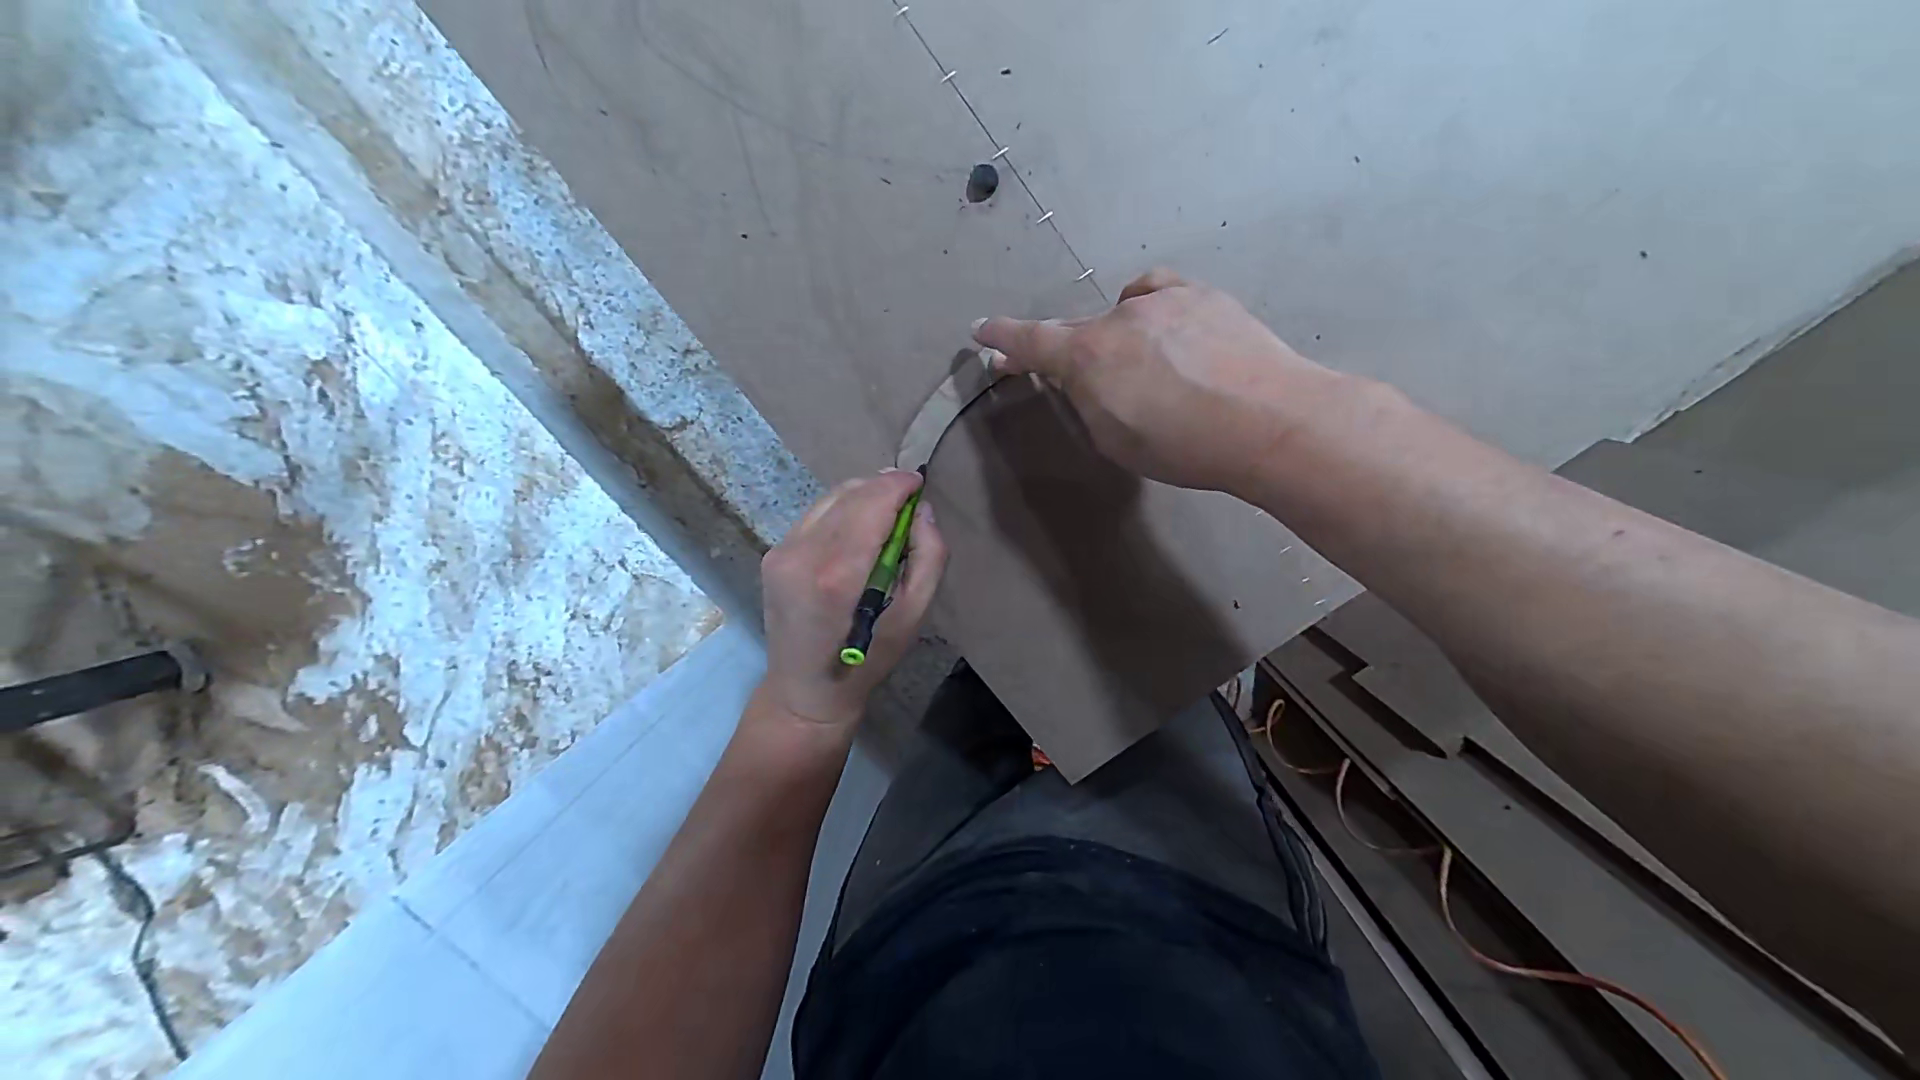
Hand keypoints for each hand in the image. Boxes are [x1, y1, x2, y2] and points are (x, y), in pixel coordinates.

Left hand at [757, 470, 948, 731]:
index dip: (899, 485)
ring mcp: (781, 552)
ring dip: (862, 495)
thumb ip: (928, 558)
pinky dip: (841, 511)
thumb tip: (922, 512)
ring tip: (885, 510)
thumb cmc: (868, 660)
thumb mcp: (914, 616)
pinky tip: (856, 528)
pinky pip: (814, 515)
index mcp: (838, 574)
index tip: (919, 483)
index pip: (872, 503)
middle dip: (883, 487)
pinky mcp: (773, 554)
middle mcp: (802, 553)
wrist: (805, 690)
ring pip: (830, 499)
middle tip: (908, 496)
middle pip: (850, 493)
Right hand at [974, 268, 1337, 494]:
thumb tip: (1085, 380)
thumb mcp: (1115, 439)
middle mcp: (1117, 318)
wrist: (1269, 420)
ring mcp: (1162, 300)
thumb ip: (1088, 404)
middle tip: (1080, 380)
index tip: (981, 330)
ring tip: (1145, 368)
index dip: (1002, 338)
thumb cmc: (1183, 446)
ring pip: (1121, 313)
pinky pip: (1158, 293)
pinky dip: (1149, 309)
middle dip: (1068, 354)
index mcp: (1088, 357)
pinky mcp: (1201, 295)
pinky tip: (1165, 327)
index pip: (1031, 342)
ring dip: (1119, 338)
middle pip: (1078, 331)